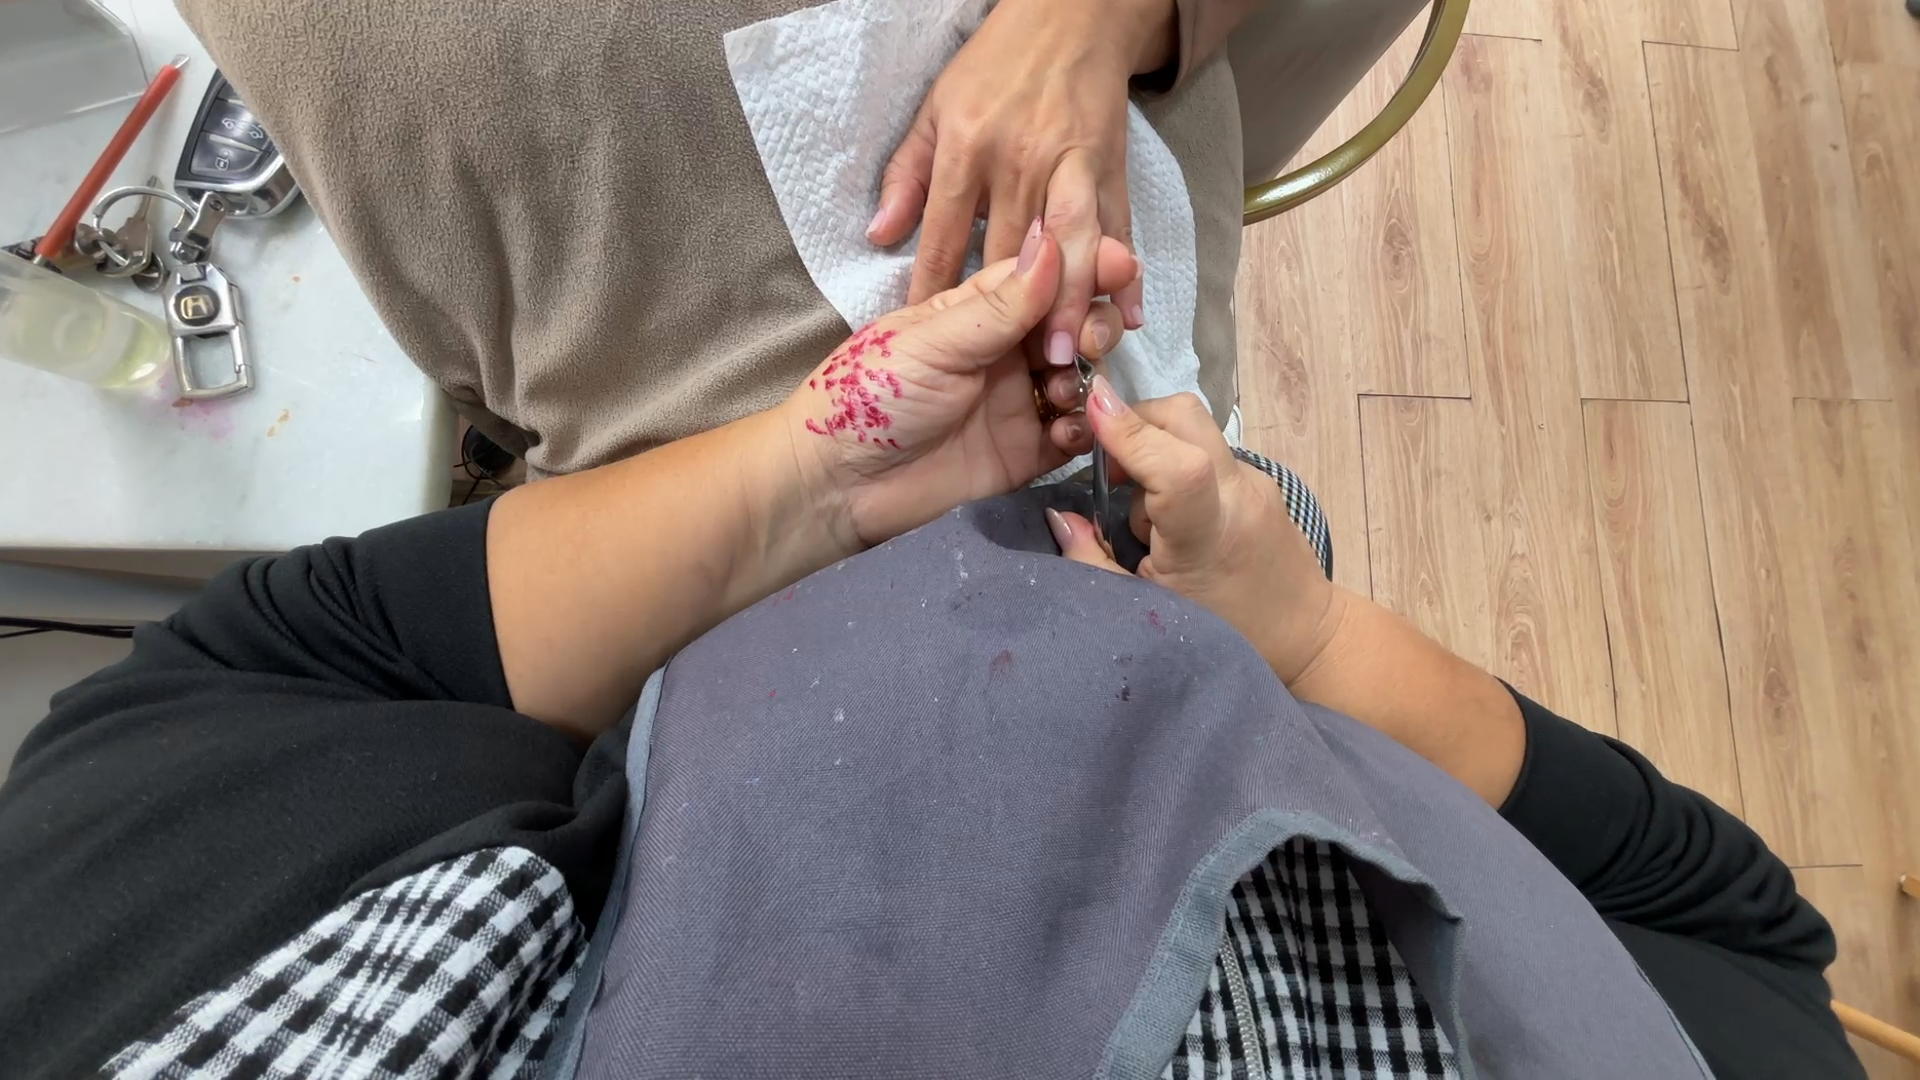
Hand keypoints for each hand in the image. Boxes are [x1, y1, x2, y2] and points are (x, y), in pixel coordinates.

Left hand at [784, 222, 1138, 547]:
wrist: (840, 484)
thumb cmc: (872, 397)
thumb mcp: (933, 342)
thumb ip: (999, 305)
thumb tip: (1052, 240)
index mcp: (979, 313)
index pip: (1045, 279)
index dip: (1085, 269)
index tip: (1121, 265)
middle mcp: (1005, 353)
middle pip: (1073, 327)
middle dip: (1093, 327)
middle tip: (1088, 344)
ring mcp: (1016, 404)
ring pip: (1080, 380)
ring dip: (1089, 379)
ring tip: (1066, 391)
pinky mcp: (1022, 453)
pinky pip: (1069, 436)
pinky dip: (1080, 429)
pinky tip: (1067, 429)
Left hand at [866, 0, 1175, 366]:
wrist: (1072, 11)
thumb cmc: (994, 68)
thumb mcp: (934, 109)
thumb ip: (906, 176)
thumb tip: (880, 236)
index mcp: (966, 149)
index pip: (944, 236)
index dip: (933, 289)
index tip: (929, 338)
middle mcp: (1019, 161)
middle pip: (1016, 251)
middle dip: (1016, 313)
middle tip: (1022, 368)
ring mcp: (1070, 166)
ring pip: (1073, 244)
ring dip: (1072, 303)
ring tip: (1070, 354)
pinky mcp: (1110, 170)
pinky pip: (1118, 230)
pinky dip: (1126, 273)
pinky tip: (1129, 314)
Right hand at [1045, 382, 1341, 683]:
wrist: (1307, 634)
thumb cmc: (1224, 633)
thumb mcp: (1148, 609)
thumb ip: (1094, 562)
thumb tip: (1061, 515)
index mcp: (1208, 537)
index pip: (1176, 466)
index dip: (1131, 432)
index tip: (1091, 405)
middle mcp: (1239, 495)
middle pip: (1186, 416)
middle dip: (1133, 418)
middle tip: (1102, 460)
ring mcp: (1255, 481)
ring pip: (1193, 427)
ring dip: (1151, 443)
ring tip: (1135, 502)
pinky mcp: (1258, 479)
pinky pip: (1204, 447)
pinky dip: (1171, 458)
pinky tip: (1163, 508)